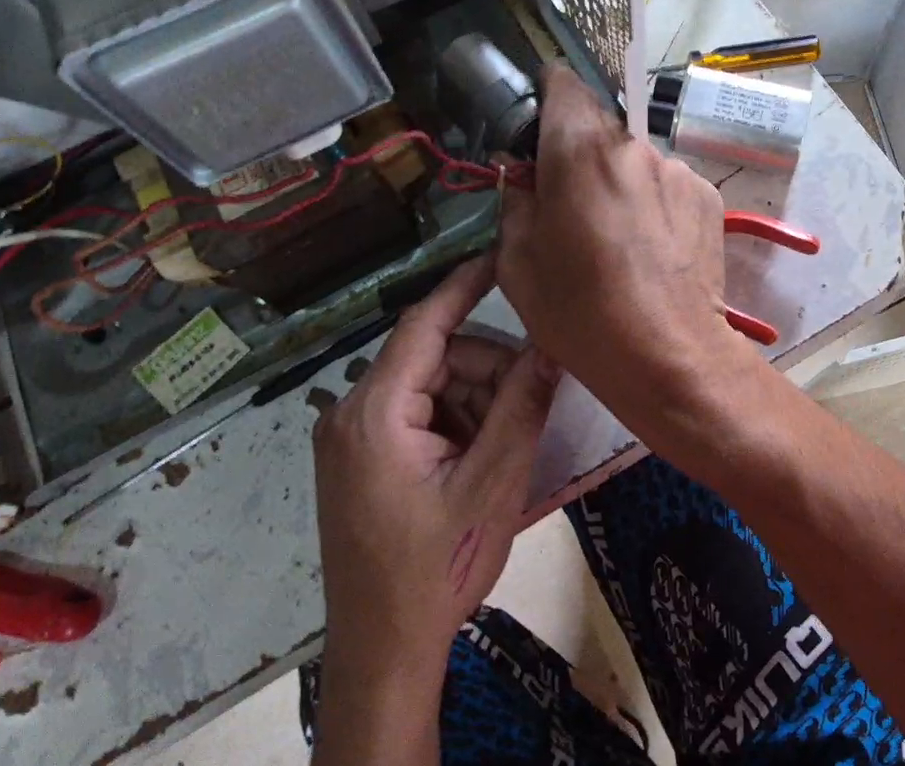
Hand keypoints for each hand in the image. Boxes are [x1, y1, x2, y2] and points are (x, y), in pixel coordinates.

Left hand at [311, 255, 559, 682]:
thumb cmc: (436, 567)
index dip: (466, 286)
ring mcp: (351, 437)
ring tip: (506, 450)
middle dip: (489, 372)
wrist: (383, 647)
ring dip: (477, 403)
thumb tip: (553, 345)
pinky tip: (481, 461)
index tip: (504, 257)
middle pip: (435, 359)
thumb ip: (522, 406)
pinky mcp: (361, 459)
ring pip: (431, 388)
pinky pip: (417, 416)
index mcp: (375, 412)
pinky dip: (456, 424)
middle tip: (534, 405)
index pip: (423, 323)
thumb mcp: (492, 483)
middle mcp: (351, 412)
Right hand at [496, 64, 750, 418]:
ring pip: (634, 163)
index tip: (536, 129)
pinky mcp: (709, 199)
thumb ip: (514, 200)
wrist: (669, 357)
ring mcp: (678, 171)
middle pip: (599, 132)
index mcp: (580, 150)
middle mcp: (634, 146)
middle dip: (579, 159)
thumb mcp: (518, 262)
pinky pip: (667, 188)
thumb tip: (520, 173)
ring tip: (617, 243)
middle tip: (569, 210)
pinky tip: (651, 253)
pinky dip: (654, 207)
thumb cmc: (581, 313)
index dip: (544, 98)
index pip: (562, 84)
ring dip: (619, 186)